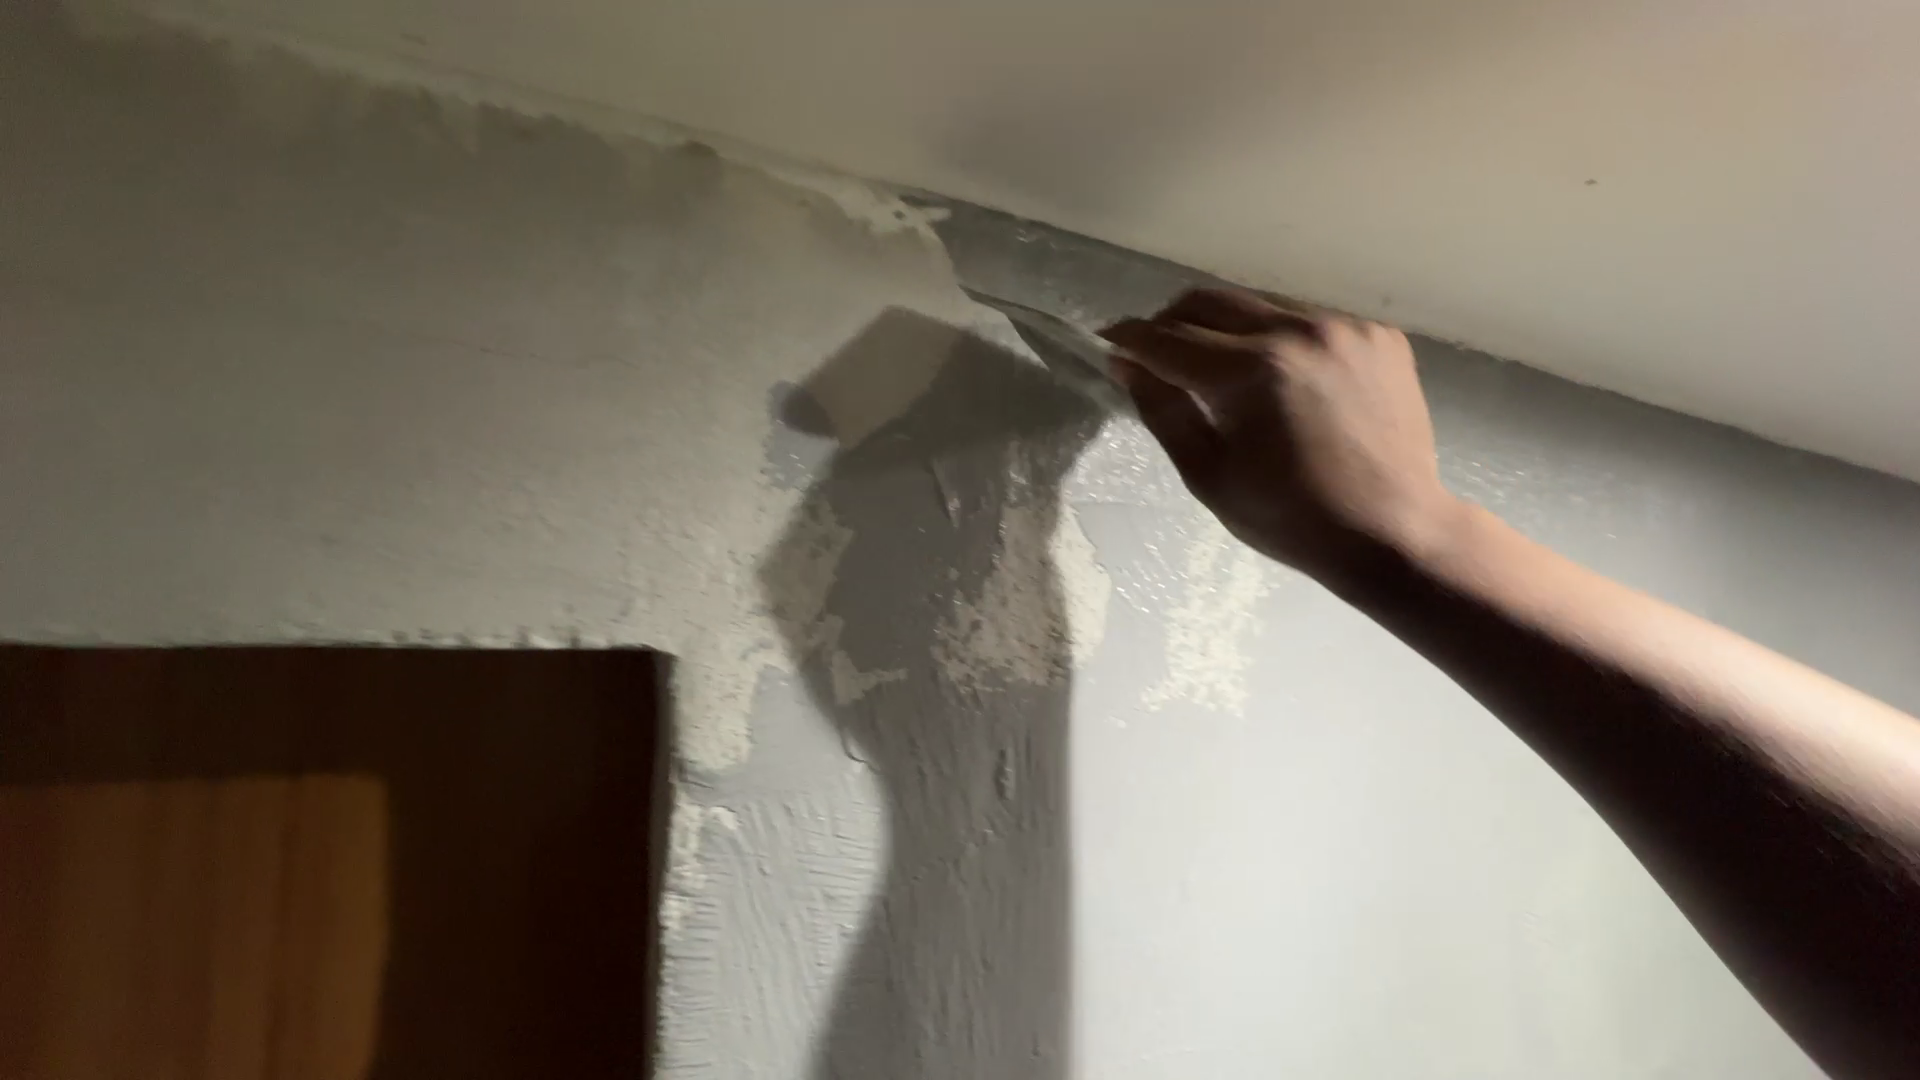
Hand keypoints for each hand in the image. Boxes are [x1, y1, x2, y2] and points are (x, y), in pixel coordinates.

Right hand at [1103, 289, 1460, 582]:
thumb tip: (1126, 364)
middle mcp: (1300, 330)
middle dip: (1169, 322)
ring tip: (1217, 371)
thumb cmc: (1289, 517)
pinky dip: (1275, 340)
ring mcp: (1345, 327)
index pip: (1170, 339)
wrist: (1391, 531)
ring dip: (1222, 329)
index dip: (1131, 339)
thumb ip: (1163, 410)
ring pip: (1258, 303)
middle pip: (1210, 301)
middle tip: (1154, 355)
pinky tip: (1278, 380)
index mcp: (1253, 371)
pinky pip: (1305, 319)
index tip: (1108, 342)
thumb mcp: (1208, 474)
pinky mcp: (1376, 335)